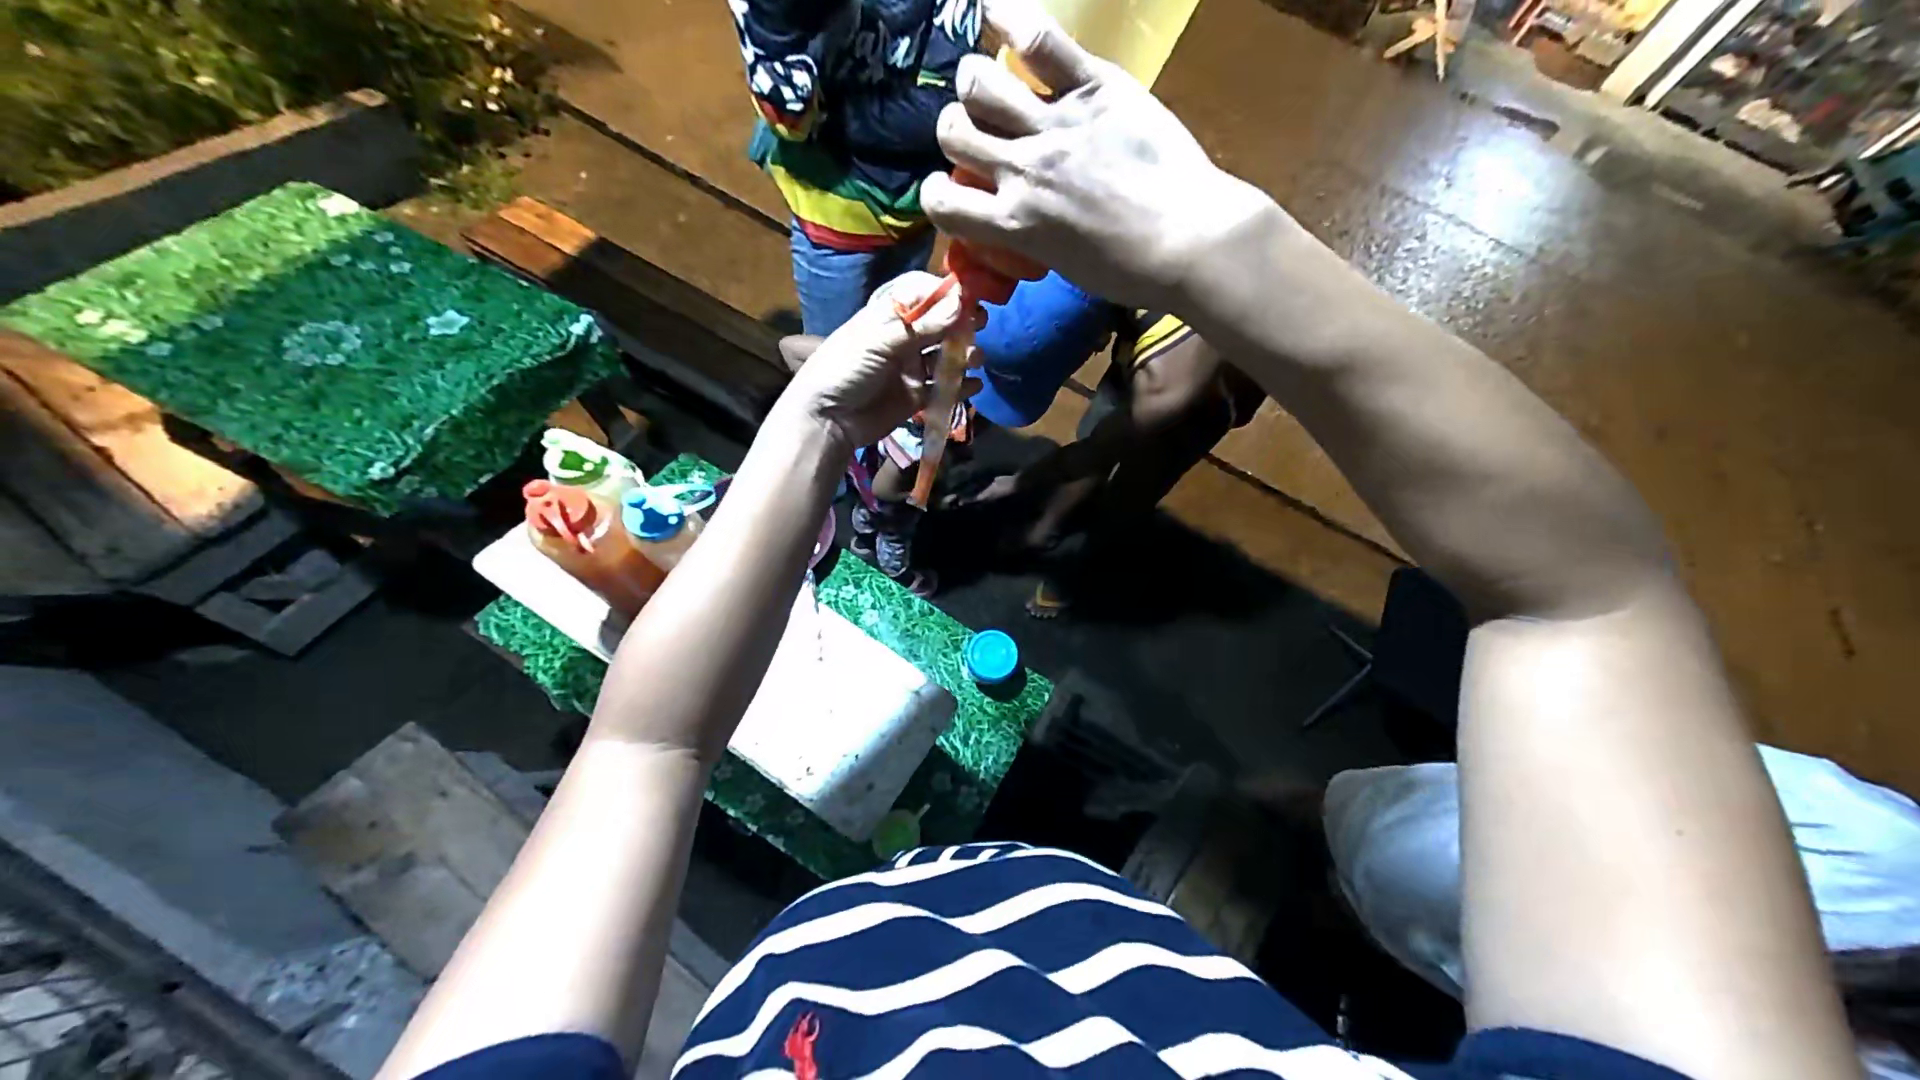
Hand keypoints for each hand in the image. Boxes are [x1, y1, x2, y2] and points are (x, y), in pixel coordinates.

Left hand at [777, 271, 974, 448]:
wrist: (827, 419)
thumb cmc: (845, 368)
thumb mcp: (880, 341)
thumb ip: (920, 326)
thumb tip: (959, 304)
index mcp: (888, 317)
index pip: (922, 295)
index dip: (946, 294)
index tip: (970, 296)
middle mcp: (903, 340)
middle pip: (940, 325)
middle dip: (961, 324)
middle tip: (981, 324)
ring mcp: (911, 368)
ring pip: (945, 357)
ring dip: (964, 355)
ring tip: (976, 358)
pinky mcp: (916, 397)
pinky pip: (943, 389)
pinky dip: (961, 387)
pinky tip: (974, 384)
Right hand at [919, 10, 1273, 310]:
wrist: (1189, 241)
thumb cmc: (1127, 269)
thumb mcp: (1059, 265)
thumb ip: (1022, 232)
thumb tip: (1009, 213)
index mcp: (1013, 224)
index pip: (939, 200)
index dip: (937, 193)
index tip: (955, 190)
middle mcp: (1021, 169)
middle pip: (952, 129)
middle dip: (956, 129)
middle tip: (980, 132)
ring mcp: (1056, 124)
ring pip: (978, 81)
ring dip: (975, 82)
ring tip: (992, 84)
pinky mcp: (1095, 87)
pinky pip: (1040, 40)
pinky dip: (1011, 19)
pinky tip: (996, 15)